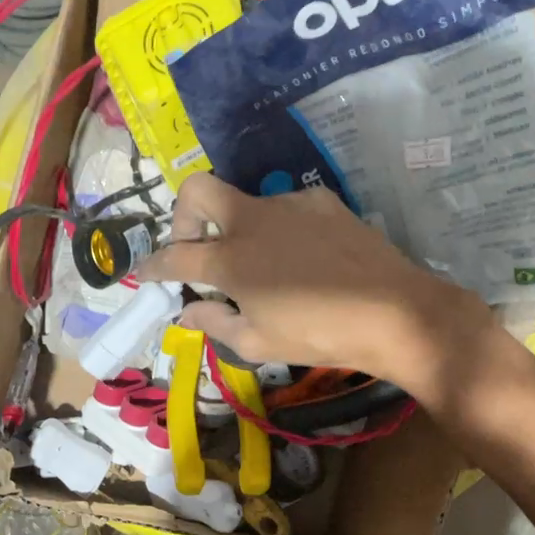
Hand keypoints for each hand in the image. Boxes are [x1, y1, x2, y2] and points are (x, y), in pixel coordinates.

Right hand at [137, 174, 504, 406]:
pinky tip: (296, 261)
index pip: (174, 255)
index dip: (151, 266)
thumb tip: (188, 311)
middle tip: (194, 248)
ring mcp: (289, 205)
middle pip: (197, 191)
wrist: (393, 313)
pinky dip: (275, 231)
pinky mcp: (323, 203)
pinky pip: (284, 210)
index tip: (141, 273)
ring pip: (244, 203)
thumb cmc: (316, 336)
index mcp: (230, 258)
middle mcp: (253, 220)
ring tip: (258, 269)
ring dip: (236, 229)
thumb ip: (215, 322)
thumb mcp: (256, 343)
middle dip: (182, 216)